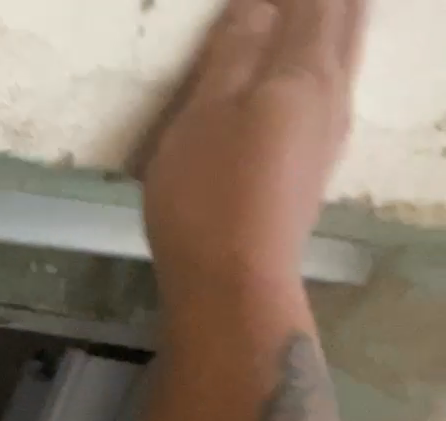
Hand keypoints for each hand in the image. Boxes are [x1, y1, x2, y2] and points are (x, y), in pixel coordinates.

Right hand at [142, 0, 368, 291]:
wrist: (234, 270)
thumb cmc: (203, 193)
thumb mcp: (199, 120)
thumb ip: (231, 58)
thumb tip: (258, 2)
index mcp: (299, 70)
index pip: (306, 4)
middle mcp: (330, 87)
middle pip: (342, 19)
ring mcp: (331, 123)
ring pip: (346, 50)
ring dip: (338, 19)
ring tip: (326, 8)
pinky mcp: (319, 156)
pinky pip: (336, 83)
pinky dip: (331, 56)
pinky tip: (318, 66)